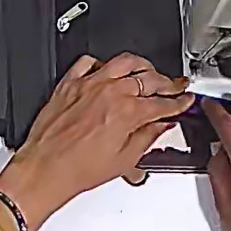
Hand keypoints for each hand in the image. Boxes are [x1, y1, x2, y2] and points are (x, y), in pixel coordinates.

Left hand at [0, 54, 190, 230]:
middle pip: (150, 77)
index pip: (163, 102)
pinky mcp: (70, 83)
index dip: (180, 101)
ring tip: (149, 70)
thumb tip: (161, 125)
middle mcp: (111, 92)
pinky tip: (107, 69)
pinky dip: (102, 63)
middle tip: (175, 86)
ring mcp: (90, 84)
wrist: (44, 169)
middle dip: (168, 81)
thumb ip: (148, 137)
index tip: (186, 99)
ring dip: (142, 65)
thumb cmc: (78, 169)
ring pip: (124, 61)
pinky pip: (89, 62)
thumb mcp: (125, 160)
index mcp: (128, 112)